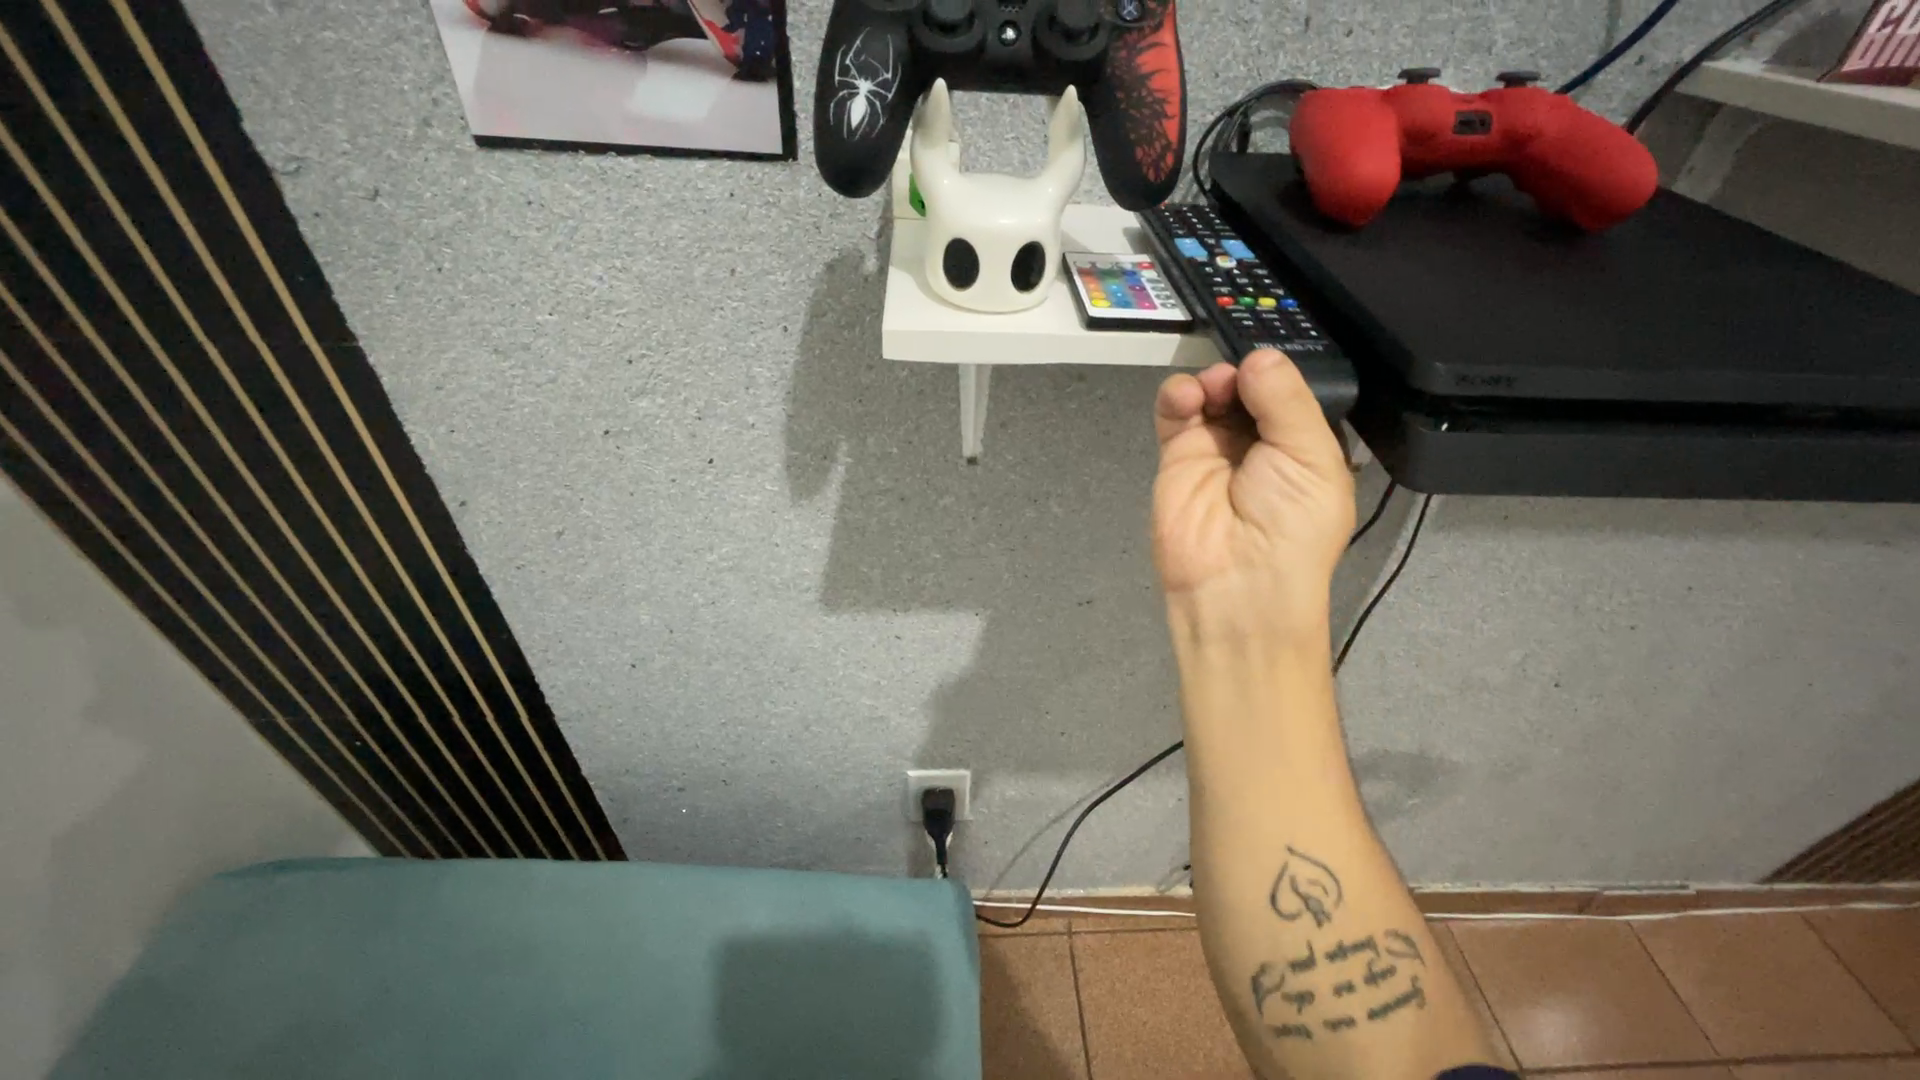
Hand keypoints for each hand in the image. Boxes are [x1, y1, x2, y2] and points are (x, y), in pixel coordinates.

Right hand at [1152, 350, 1353, 641]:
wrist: (1235, 585)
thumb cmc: (1289, 524)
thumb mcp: (1310, 458)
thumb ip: (1286, 400)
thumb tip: (1259, 356)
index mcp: (1305, 448)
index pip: (1292, 395)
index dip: (1279, 375)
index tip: (1268, 364)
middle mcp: (1261, 445)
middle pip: (1249, 388)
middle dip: (1245, 374)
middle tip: (1240, 381)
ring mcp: (1216, 449)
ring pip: (1211, 392)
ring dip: (1212, 380)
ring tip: (1214, 390)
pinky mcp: (1176, 455)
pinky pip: (1175, 411)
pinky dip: (1177, 394)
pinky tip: (1186, 397)